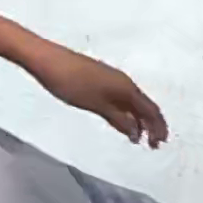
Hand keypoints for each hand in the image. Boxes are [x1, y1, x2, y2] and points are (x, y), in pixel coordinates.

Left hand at [20, 41, 169, 146]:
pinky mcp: (102, 79)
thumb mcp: (97, 105)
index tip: (157, 144)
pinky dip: (126, 112)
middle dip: (152, 126)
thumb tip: (136, 133)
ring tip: (135, 136)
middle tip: (152, 144)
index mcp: (128, 89)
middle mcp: (126, 84)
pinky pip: (123, 99)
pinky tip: (120, 120)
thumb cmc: (72, 83)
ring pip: (134, 104)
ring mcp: (114, 80)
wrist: (45, 58)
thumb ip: (119, 119)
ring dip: (138, 121)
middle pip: (146, 107)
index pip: (151, 111)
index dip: (158, 128)